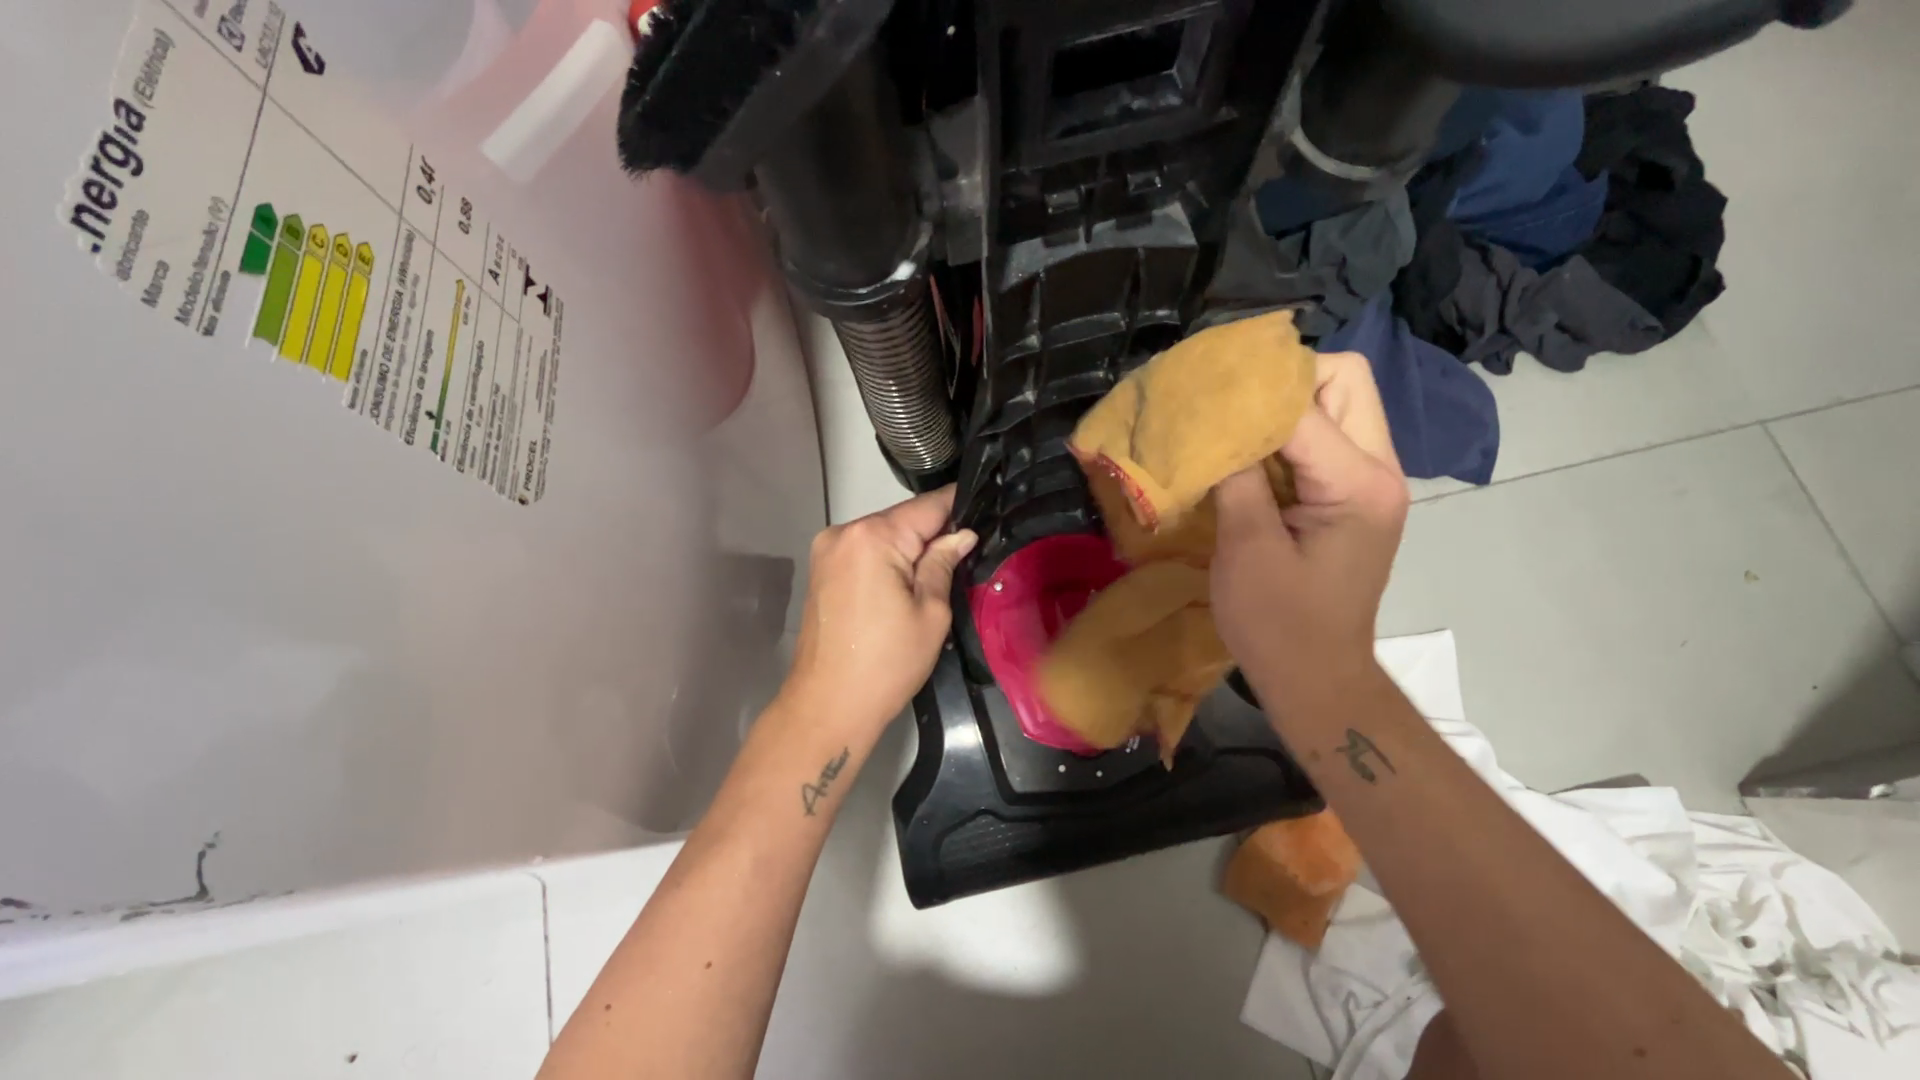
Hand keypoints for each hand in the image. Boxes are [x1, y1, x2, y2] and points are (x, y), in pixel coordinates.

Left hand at [779, 486, 977, 737]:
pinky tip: (906, 584)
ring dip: (909, 549)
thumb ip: (943, 564)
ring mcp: (827, 552)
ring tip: (941, 572)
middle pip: (901, 519)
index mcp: (873, 537)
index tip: (986, 505)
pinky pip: (864, 553)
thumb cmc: (886, 663)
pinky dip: (887, 561)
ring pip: (882, 536)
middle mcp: (843, 533)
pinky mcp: (821, 571)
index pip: (926, 506)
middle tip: (969, 551)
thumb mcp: (931, 613)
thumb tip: (962, 535)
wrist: (828, 705)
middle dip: (933, 533)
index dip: (958, 506)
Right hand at [1212, 352, 1409, 704]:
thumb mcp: (1246, 548)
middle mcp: (1379, 470)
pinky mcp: (1354, 495)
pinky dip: (1287, 432)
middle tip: (1228, 407)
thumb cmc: (1278, 625)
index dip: (1247, 394)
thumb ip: (1236, 473)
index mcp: (1358, 484)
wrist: (1317, 679)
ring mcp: (1372, 481)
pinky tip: (1247, 454)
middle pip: (1345, 379)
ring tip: (1233, 428)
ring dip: (1285, 404)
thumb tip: (1213, 419)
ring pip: (1338, 402)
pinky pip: (1327, 437)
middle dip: (1282, 379)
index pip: (1305, 403)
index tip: (1198, 394)